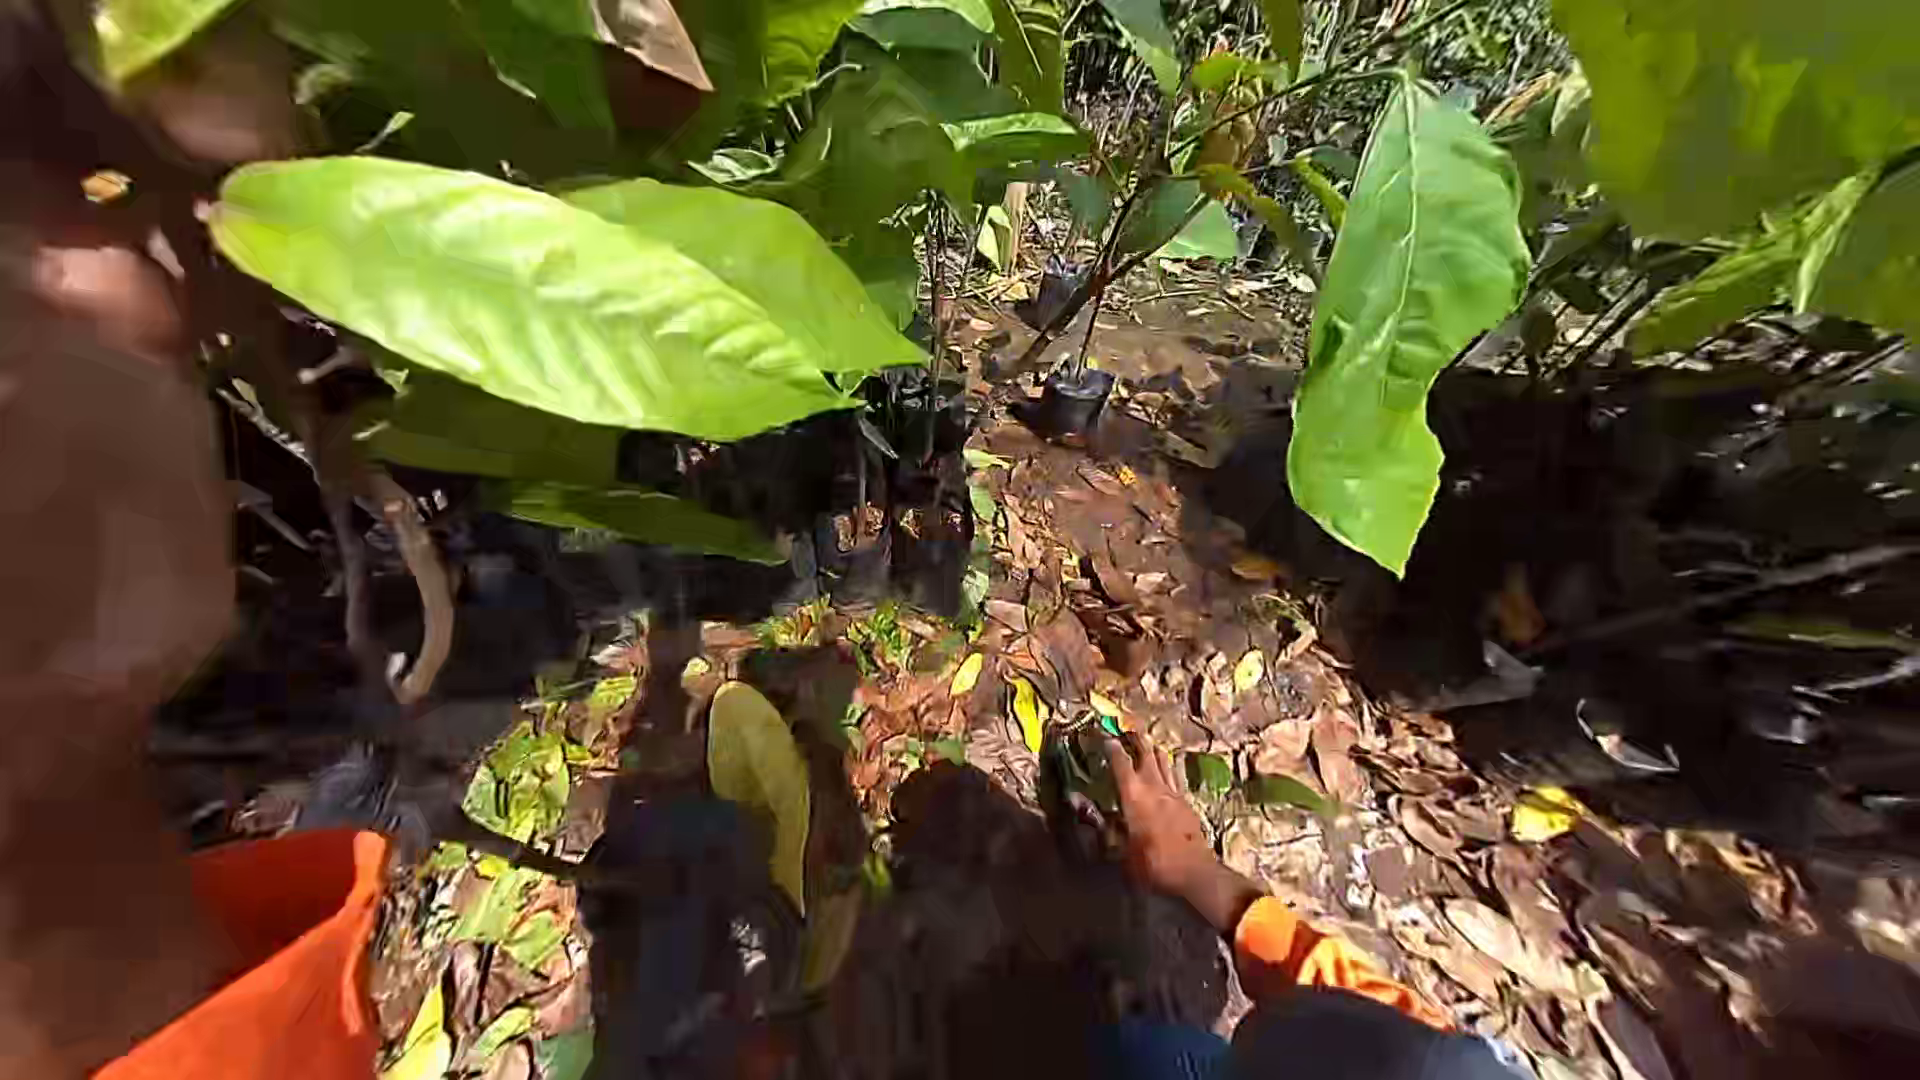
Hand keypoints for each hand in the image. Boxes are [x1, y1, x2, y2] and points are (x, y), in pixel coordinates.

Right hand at [1105, 733, 1263, 933]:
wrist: (1195, 874)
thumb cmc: (1152, 862)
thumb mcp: (1119, 849)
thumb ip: (1101, 824)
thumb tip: (1077, 802)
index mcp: (1133, 794)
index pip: (1120, 762)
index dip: (1112, 748)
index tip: (1106, 738)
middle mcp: (1154, 786)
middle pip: (1146, 753)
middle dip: (1137, 740)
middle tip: (1129, 729)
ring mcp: (1173, 793)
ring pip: (1164, 762)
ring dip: (1154, 751)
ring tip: (1149, 744)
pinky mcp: (1187, 803)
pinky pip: (1175, 777)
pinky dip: (1169, 769)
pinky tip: (1168, 772)